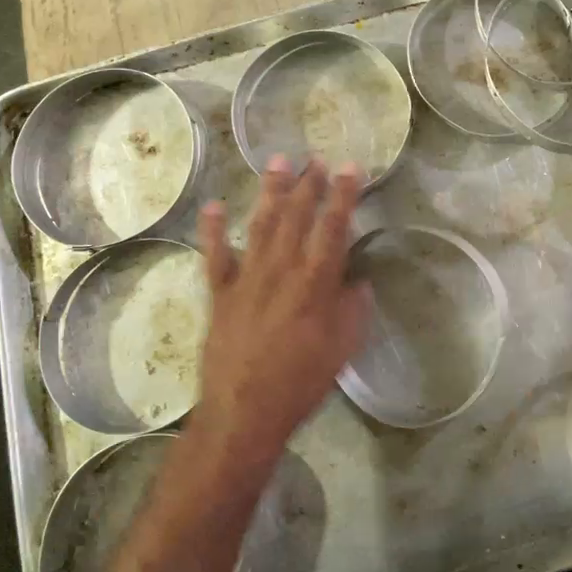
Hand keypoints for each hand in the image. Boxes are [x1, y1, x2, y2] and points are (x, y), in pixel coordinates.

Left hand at [195, 156, 372, 461]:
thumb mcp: (343, 348)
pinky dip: (213, 230)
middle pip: (297, 217)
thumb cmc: (301, 382)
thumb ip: (353, 309)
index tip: (350, 167)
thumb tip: (358, 281)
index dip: (343, 195)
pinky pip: (215, 256)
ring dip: (271, 192)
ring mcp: (247, 279)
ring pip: (261, 225)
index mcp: (316, 283)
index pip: (334, 227)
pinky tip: (213, 206)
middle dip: (309, 184)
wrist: (243, 413)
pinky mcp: (220, 294)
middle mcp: (281, 270)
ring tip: (278, 162)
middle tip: (316, 158)